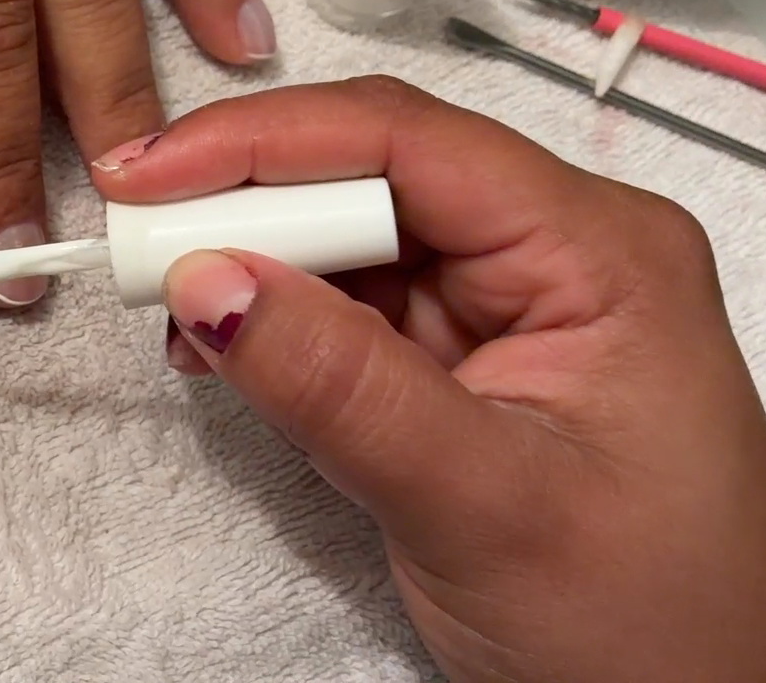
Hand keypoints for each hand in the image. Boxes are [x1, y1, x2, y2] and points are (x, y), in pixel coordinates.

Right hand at [93, 78, 765, 682]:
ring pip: (313, 225)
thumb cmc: (629, 626)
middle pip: (344, 170)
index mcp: (583, 245)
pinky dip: (244, 311)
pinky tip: (211, 350)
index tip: (139, 177)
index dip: (253, 141)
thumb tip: (198, 278)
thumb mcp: (477, 502)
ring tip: (172, 317)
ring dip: (228, 260)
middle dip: (230, 204)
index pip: (395, 138)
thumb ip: (336, 383)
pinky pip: (306, 287)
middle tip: (135, 249)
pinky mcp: (416, 332)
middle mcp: (523, 240)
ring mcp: (466, 286)